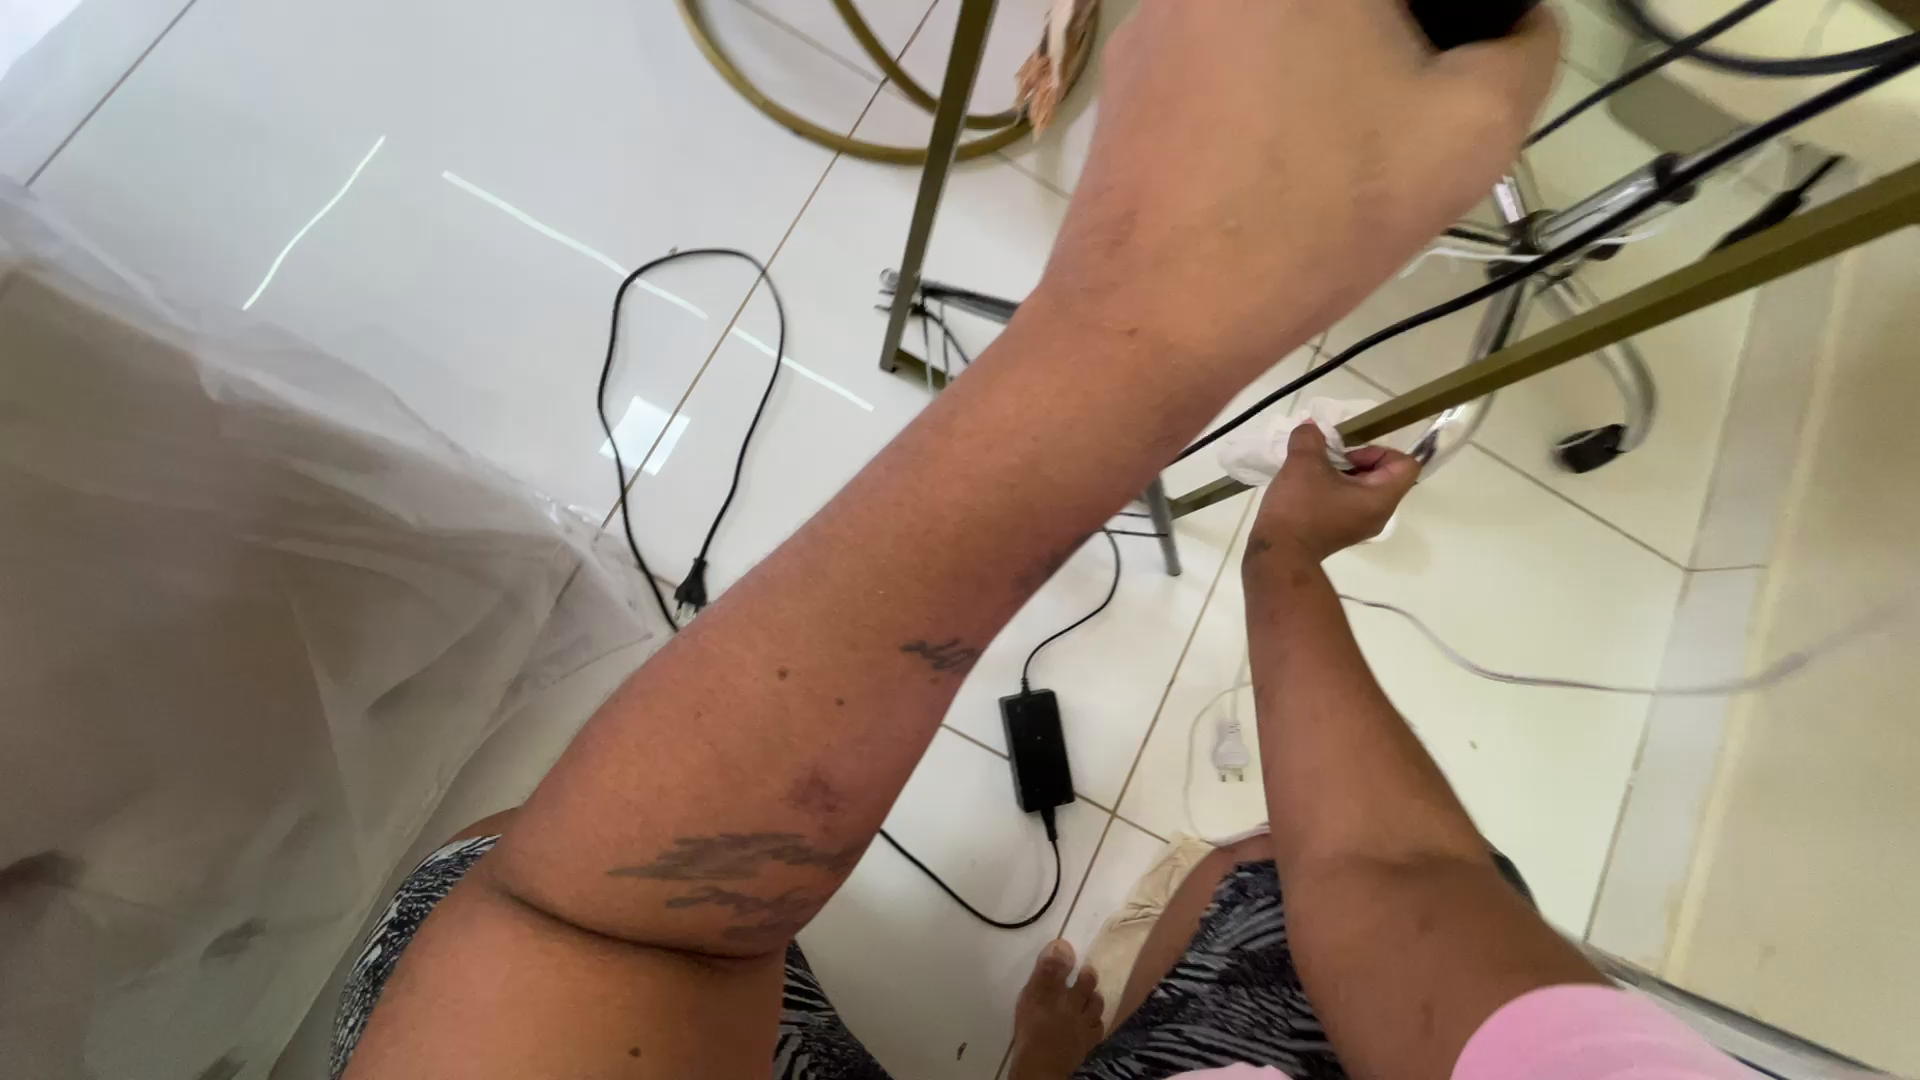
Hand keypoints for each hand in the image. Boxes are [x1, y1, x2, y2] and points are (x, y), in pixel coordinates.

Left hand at [1034, 0, 1557, 371]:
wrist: (1145, 326)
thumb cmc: (1305, 228)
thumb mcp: (1468, 136)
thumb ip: (1520, 51)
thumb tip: (1508, 28)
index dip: (1447, 27)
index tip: (1447, 82)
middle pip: (1344, 8)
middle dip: (1386, 42)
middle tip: (1386, 121)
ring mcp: (1153, 15)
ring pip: (1275, 25)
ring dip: (1317, 67)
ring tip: (1316, 158)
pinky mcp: (1120, 82)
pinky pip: (1215, 61)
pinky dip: (1250, 96)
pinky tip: (1250, 170)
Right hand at [1247, 425, 1419, 565]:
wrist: (1277, 553)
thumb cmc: (1298, 508)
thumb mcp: (1303, 464)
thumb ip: (1309, 438)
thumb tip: (1310, 427)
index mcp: (1380, 498)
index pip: (1406, 464)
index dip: (1379, 451)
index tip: (1347, 455)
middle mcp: (1378, 514)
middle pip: (1384, 475)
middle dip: (1356, 461)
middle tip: (1326, 460)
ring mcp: (1360, 526)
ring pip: (1363, 489)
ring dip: (1342, 475)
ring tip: (1313, 474)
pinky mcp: (1341, 533)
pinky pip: (1348, 503)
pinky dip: (1333, 491)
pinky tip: (1306, 490)